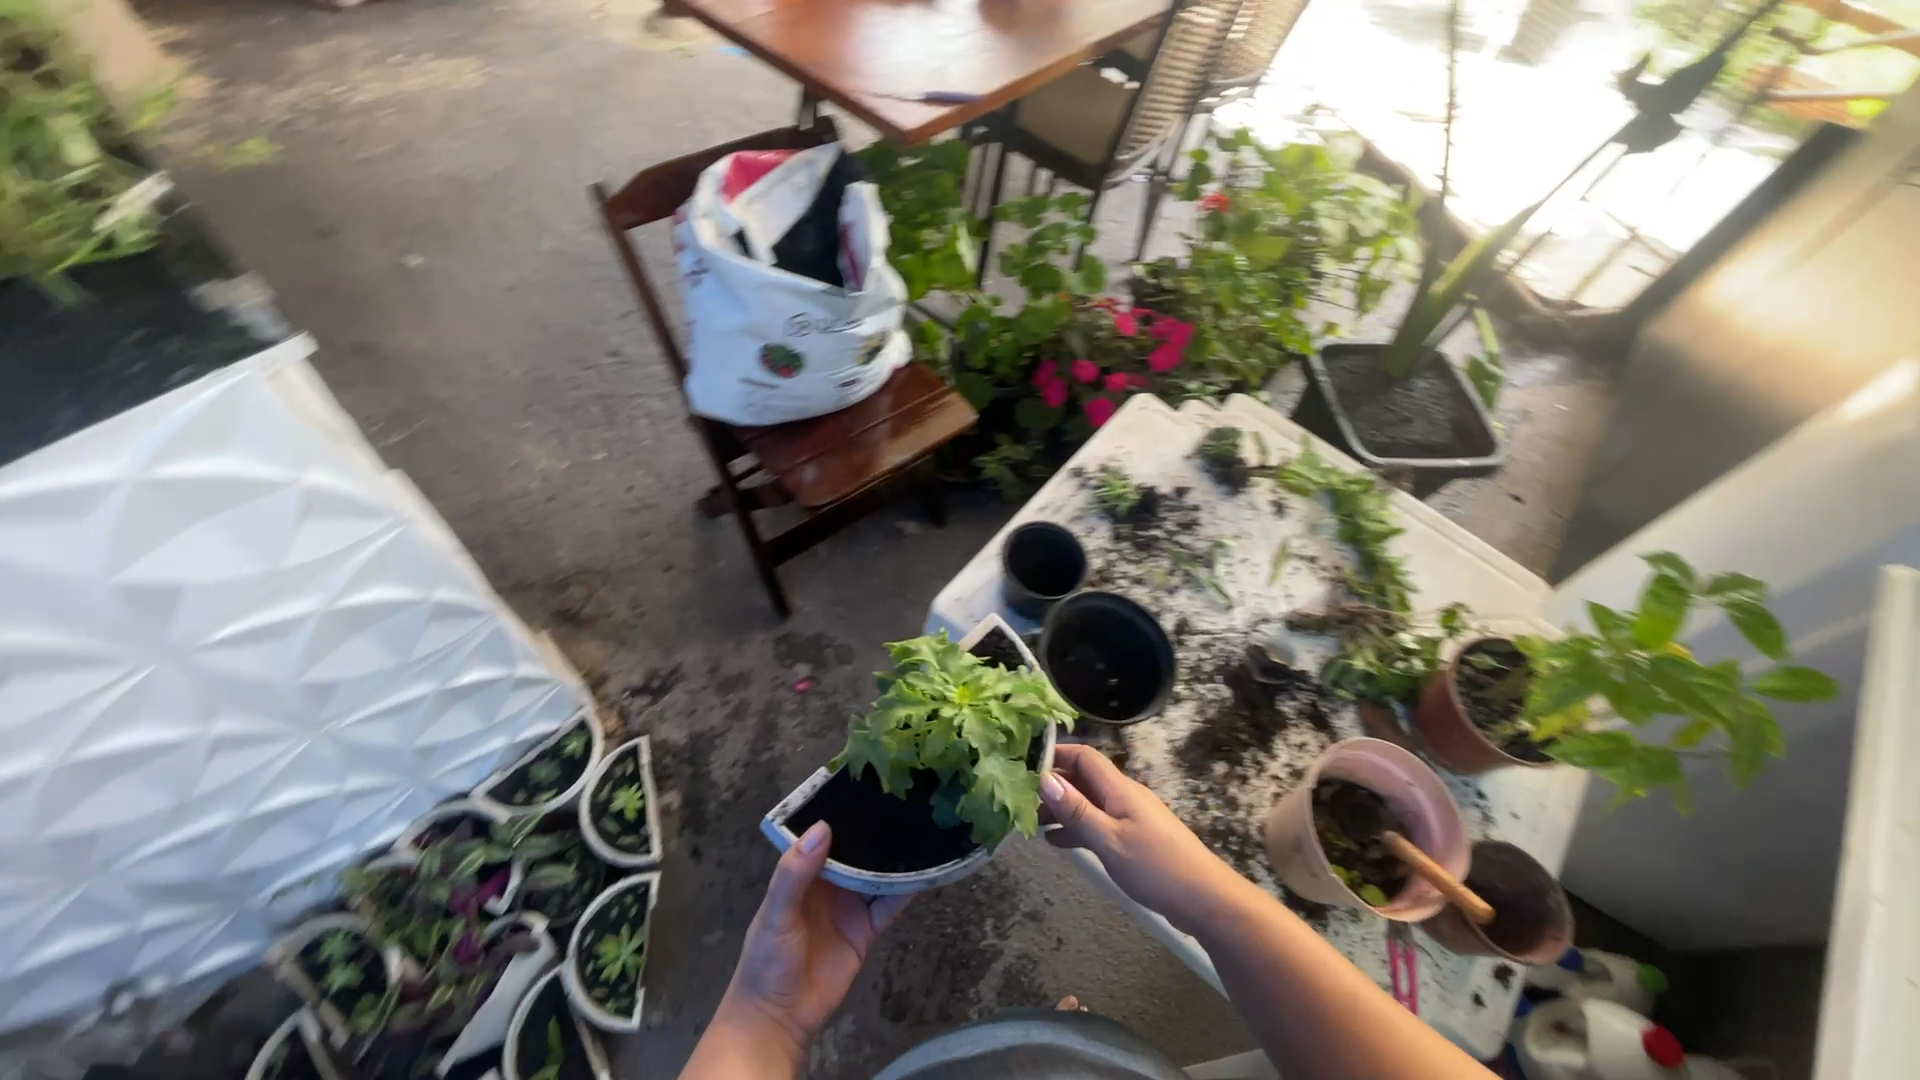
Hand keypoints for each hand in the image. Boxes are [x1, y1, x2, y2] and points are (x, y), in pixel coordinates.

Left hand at [716, 821, 912, 1055]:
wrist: (778, 1018)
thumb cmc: (767, 960)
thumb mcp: (777, 913)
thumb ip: (796, 872)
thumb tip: (824, 827)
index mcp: (804, 871)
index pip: (827, 834)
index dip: (845, 813)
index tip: (870, 785)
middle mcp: (829, 883)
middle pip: (857, 851)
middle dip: (877, 831)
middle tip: (907, 801)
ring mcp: (849, 906)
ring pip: (877, 875)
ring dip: (895, 857)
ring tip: (923, 829)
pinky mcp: (866, 930)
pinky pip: (889, 905)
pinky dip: (906, 890)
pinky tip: (925, 872)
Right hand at [1039, 743, 1252, 933]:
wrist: (1204, 899)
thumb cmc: (1156, 866)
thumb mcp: (1109, 839)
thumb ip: (1077, 810)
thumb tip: (1045, 779)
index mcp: (1119, 789)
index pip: (1084, 756)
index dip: (1056, 754)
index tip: (1025, 764)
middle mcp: (1123, 796)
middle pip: (1083, 779)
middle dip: (1053, 786)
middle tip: (1022, 801)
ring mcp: (1129, 817)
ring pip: (1088, 803)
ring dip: (1062, 809)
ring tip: (1032, 824)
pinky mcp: (1133, 838)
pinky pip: (1098, 824)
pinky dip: (1077, 829)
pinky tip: (1057, 842)